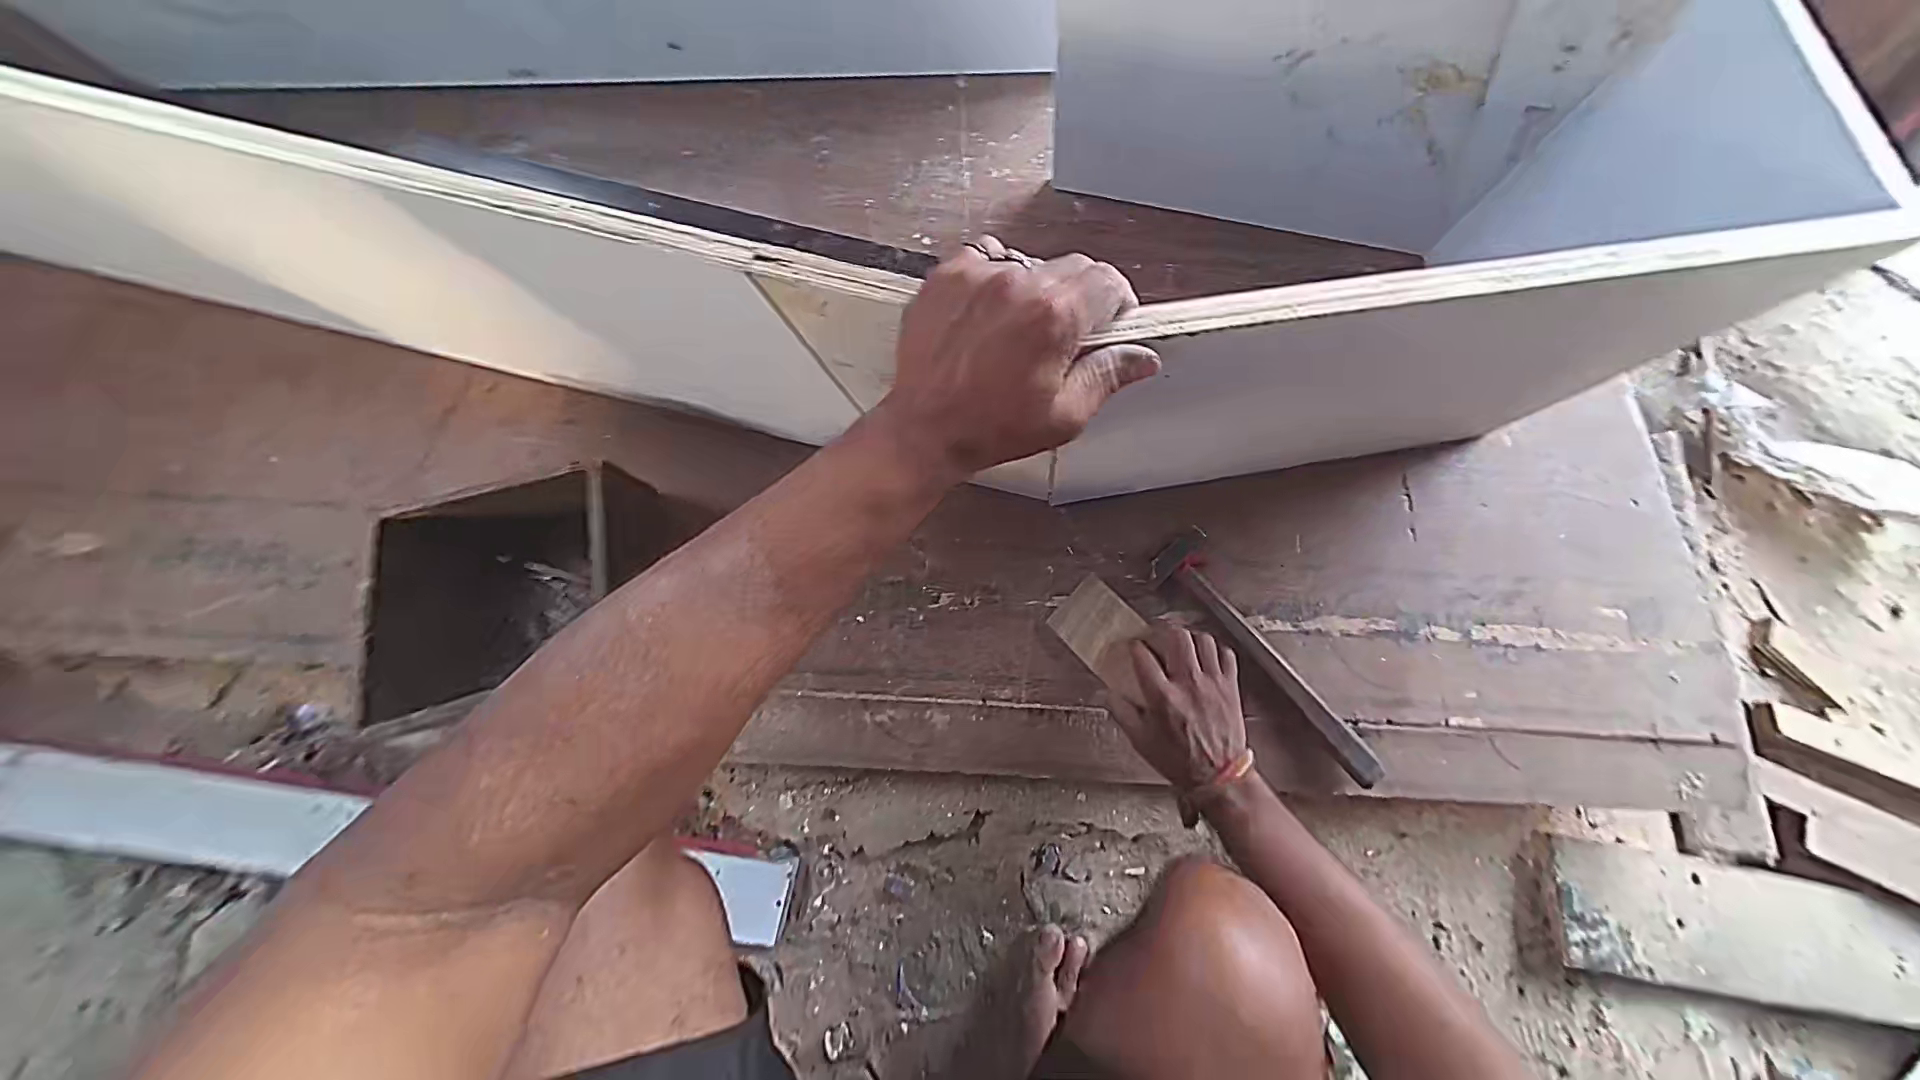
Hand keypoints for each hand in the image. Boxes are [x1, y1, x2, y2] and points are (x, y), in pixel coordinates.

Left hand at [867, 236, 1160, 479]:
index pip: (1109, 281)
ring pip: (1031, 263)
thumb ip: (1107, 376)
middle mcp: (1018, 284)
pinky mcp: (947, 277)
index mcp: (1055, 315)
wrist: (925, 430)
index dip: (1115, 305)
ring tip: (1017, 332)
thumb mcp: (1064, 416)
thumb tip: (1142, 357)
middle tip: (1063, 336)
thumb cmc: (989, 429)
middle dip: (1079, 297)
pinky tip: (989, 315)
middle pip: (1073, 266)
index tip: (1108, 324)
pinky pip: (986, 259)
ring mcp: (979, 275)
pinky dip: (995, 279)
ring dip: (1035, 289)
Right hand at [1109, 621, 1247, 790]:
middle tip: (1156, 633)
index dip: (1134, 646)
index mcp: (1162, 696)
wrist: (1219, 777)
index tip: (1132, 647)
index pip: (1143, 656)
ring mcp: (1212, 684)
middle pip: (1176, 637)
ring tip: (1181, 641)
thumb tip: (1108, 694)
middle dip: (1163, 630)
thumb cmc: (1180, 762)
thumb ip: (1121, 712)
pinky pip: (1226, 655)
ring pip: (1203, 640)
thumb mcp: (1140, 740)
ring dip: (1189, 637)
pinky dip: (1215, 649)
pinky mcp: (1230, 687)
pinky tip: (1206, 655)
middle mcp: (1188, 684)